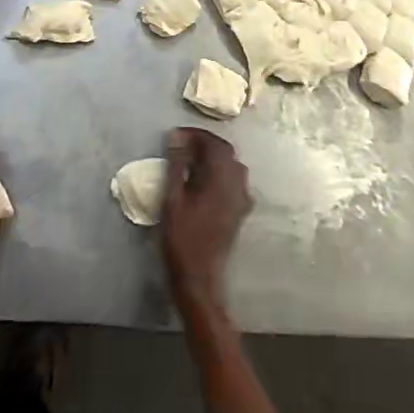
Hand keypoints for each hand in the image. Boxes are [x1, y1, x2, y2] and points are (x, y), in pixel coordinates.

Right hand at [161, 127, 251, 312]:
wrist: (200, 278)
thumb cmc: (181, 237)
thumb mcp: (172, 198)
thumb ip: (176, 164)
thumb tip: (177, 136)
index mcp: (221, 180)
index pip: (215, 144)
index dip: (196, 134)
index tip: (176, 134)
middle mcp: (237, 187)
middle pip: (226, 153)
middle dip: (205, 143)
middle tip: (180, 144)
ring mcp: (241, 200)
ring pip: (232, 166)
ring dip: (213, 157)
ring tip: (188, 159)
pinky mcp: (239, 212)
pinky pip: (234, 181)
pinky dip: (219, 172)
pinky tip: (201, 180)